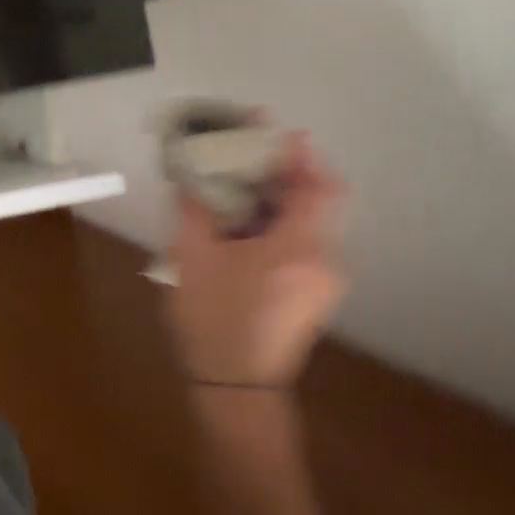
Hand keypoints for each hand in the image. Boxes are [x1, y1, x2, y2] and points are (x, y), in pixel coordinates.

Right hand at [165, 133, 346, 387]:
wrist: (235, 384)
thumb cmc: (213, 316)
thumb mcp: (192, 255)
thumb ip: (194, 209)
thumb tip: (191, 177)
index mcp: (298, 248)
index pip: (319, 190)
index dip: (302, 157)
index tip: (277, 131)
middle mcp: (323, 260)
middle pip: (314, 203)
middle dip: (282, 173)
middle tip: (242, 153)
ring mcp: (322, 280)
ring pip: (306, 223)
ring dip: (275, 198)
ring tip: (233, 184)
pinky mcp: (312, 294)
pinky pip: (300, 242)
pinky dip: (275, 222)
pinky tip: (240, 222)